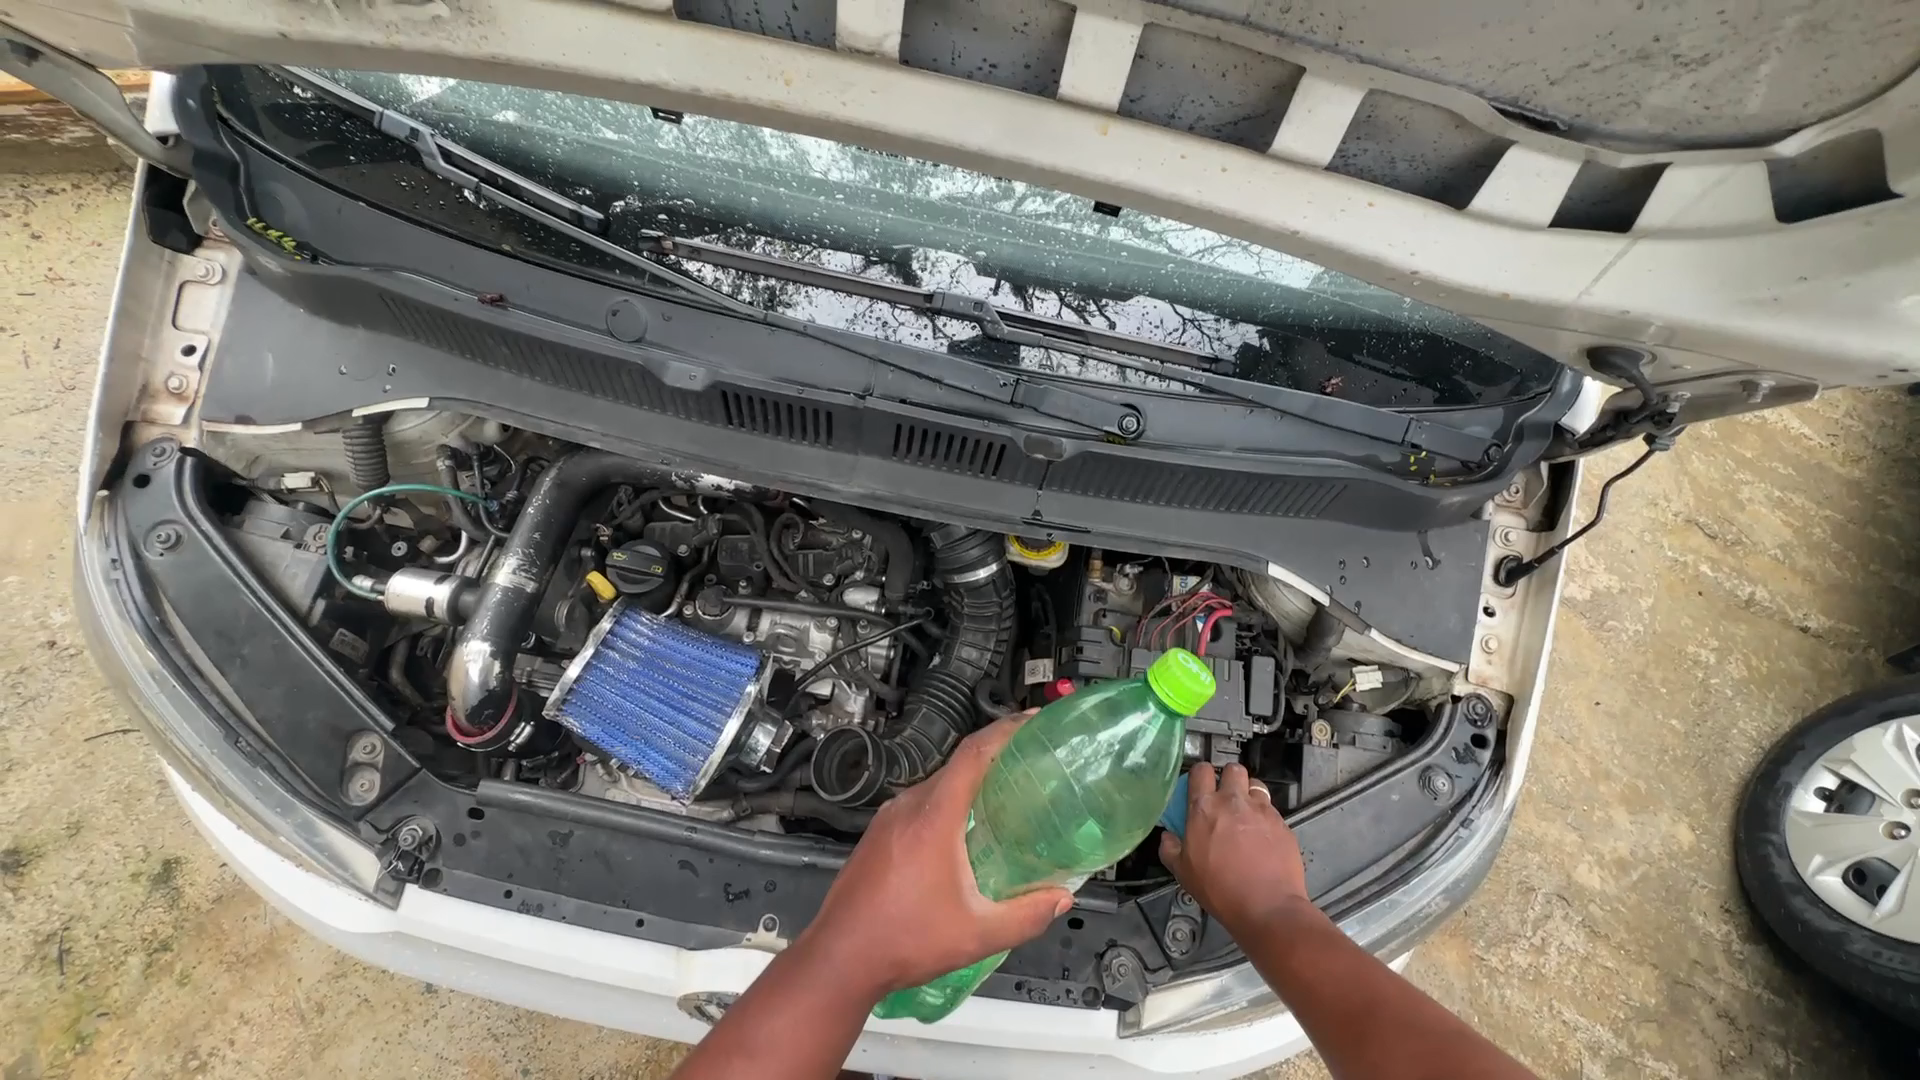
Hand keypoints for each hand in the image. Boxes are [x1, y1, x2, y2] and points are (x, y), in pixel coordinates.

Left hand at [796, 712, 1074, 999]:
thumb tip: (1061, 900)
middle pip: (957, 766)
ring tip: (1004, 796)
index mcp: (934, 816)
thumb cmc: (906, 940)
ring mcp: (889, 818)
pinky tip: (964, 831)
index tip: (1033, 720)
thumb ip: (1026, 916)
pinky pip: (921, 804)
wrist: (840, 957)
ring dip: (970, 783)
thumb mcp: (977, 934)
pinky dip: (948, 803)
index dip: (1005, 730)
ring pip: (937, 785)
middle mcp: (909, 805)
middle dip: (994, 756)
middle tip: (1030, 762)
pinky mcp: (879, 833)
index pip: (973, 753)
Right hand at [1159, 763, 1309, 935]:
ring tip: (1246, 812)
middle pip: (1233, 769)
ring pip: (1255, 785)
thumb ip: (1170, 849)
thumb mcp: (1182, 873)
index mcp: (1204, 807)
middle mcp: (1233, 801)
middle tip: (1226, 796)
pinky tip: (1263, 835)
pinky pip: (1272, 809)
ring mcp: (1261, 810)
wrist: (1268, 907)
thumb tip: (1168, 837)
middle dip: (1228, 778)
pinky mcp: (1282, 823)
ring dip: (1249, 794)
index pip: (1201, 771)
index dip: (1200, 775)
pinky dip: (1265, 816)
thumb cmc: (1220, 890)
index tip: (1200, 786)